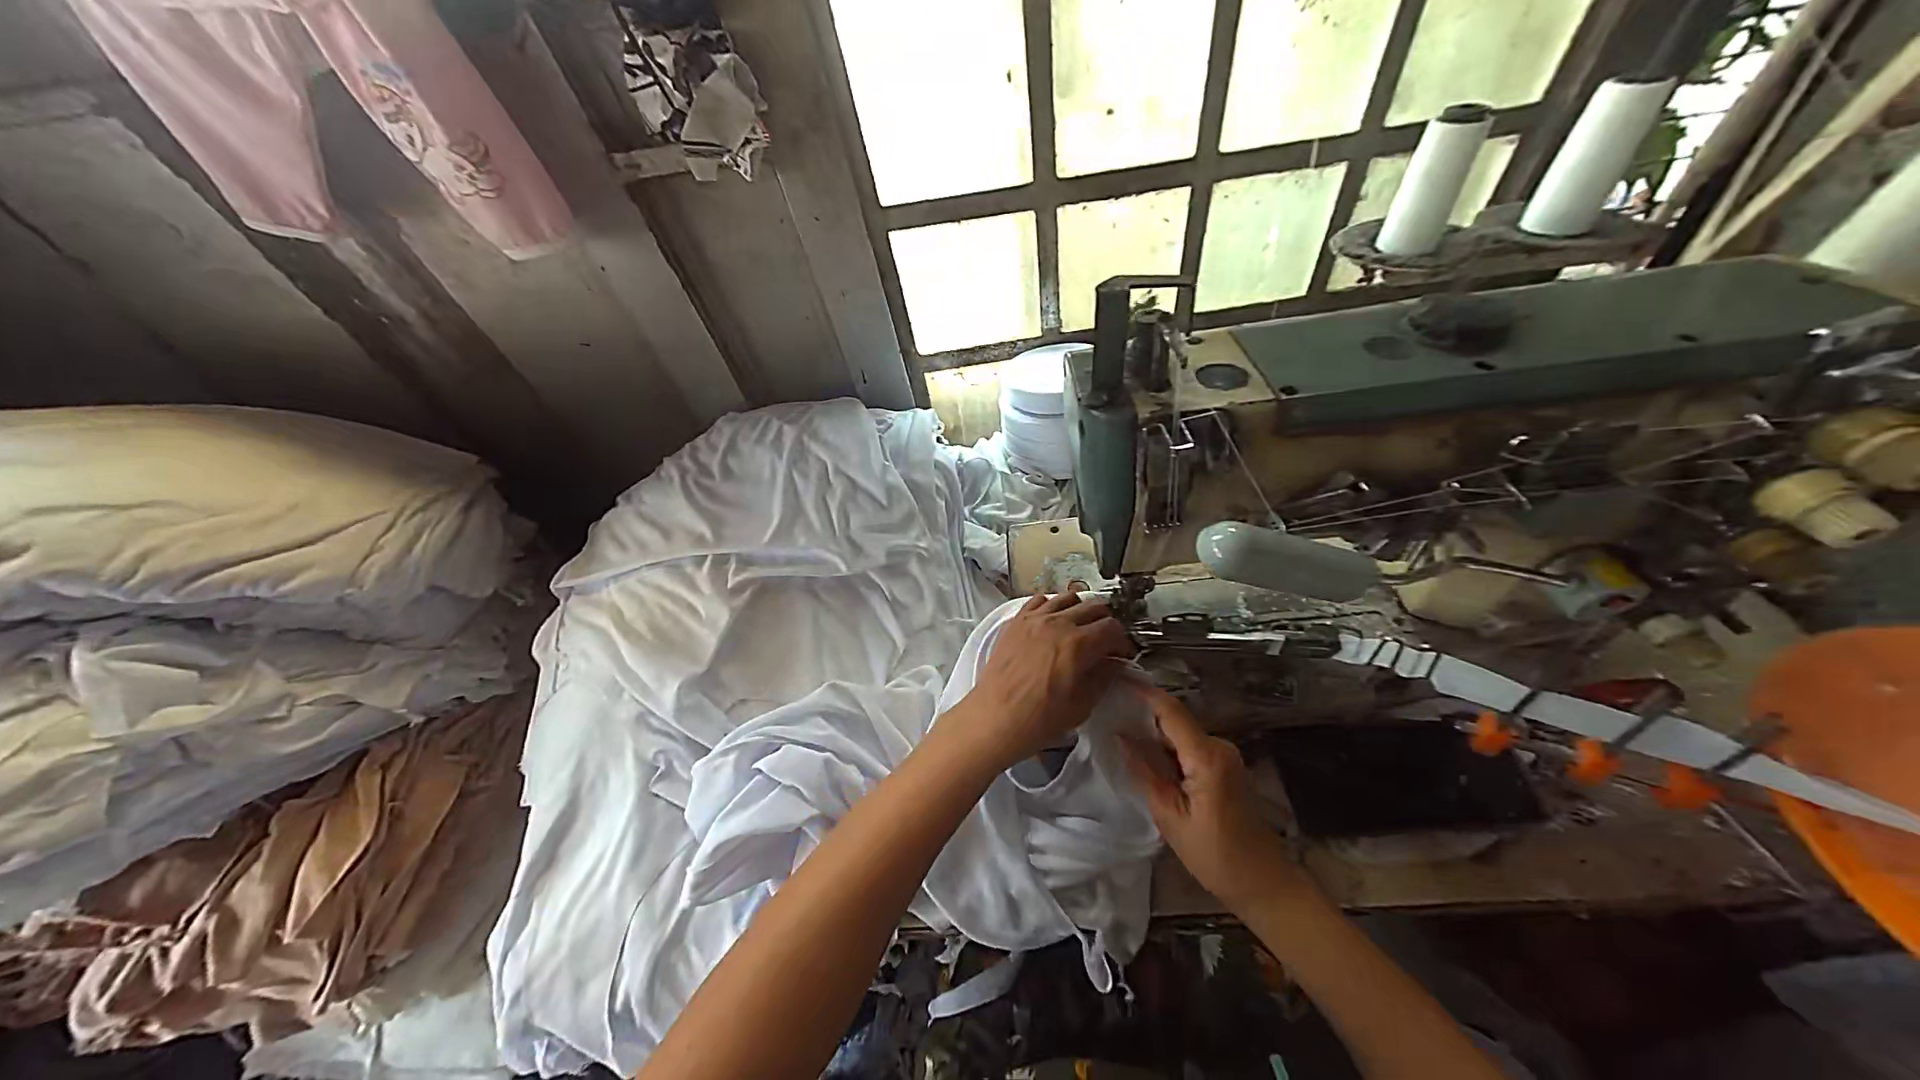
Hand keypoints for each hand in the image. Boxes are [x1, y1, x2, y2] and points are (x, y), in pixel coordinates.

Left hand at [959, 590, 1134, 769]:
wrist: (995, 717)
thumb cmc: (1039, 718)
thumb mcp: (1082, 704)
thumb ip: (1103, 677)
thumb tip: (1113, 663)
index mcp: (1079, 644)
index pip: (1113, 628)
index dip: (1123, 641)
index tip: (1122, 653)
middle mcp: (1058, 623)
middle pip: (1093, 606)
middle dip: (1106, 622)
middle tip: (1106, 639)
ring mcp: (1034, 619)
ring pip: (1067, 598)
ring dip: (1080, 609)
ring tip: (1082, 626)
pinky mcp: (1016, 622)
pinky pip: (1039, 600)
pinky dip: (1052, 605)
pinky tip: (1053, 620)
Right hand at [1120, 684, 1308, 910]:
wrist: (1265, 884)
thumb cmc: (1215, 856)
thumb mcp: (1170, 816)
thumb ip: (1145, 770)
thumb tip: (1121, 735)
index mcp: (1207, 756)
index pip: (1171, 711)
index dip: (1143, 692)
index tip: (1117, 678)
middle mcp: (1220, 746)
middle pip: (1175, 721)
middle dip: (1143, 718)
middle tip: (1108, 717)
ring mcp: (1226, 756)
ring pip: (1181, 735)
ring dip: (1154, 738)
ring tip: (1122, 742)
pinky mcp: (1226, 767)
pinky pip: (1191, 748)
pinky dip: (1168, 752)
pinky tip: (1149, 763)